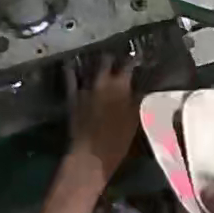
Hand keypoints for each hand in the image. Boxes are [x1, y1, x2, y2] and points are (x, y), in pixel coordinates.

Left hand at [65, 59, 138, 185]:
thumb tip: (143, 89)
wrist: (91, 155)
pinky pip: (70, 78)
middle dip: (114, 58)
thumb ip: (139, 101)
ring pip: (90, 67)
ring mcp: (86, 87)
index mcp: (122, 86)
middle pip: (109, 61)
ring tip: (99, 60)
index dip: (135, 59)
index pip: (131, 64)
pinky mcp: (72, 96)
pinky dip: (72, 70)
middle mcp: (104, 82)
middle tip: (118, 59)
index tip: (139, 57)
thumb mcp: (136, 120)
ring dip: (95, 63)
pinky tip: (72, 65)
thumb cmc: (119, 141)